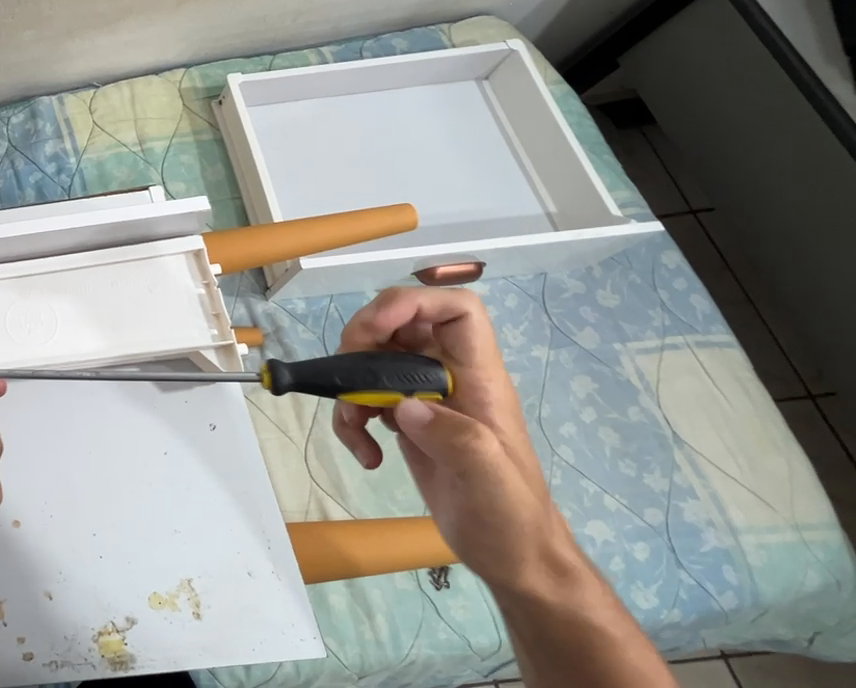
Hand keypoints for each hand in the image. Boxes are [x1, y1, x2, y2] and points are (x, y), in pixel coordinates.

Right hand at [332, 287, 574, 592]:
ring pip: (374, 359)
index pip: (457, 311)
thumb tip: (406, 406)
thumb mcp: (490, 483)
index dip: (413, 302)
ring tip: (354, 424)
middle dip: (363, 342)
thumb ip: (458, 440)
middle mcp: (450, 377)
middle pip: (400, 324)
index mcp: (479, 379)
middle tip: (347, 377)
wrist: (512, 558)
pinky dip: (352, 419)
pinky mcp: (408, 419)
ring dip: (350, 387)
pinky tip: (365, 452)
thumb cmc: (510, 519)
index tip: (373, 329)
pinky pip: (366, 397)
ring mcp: (427, 397)